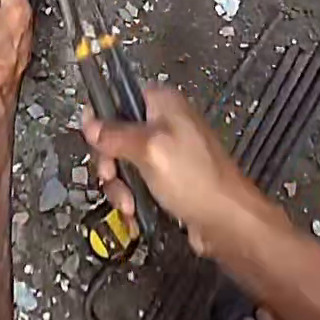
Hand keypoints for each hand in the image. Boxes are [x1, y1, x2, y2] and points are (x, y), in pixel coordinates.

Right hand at [81, 84, 269, 254]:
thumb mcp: (149, 149)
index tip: (94, 140)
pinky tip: (135, 211)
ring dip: (120, 185)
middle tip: (112, 176)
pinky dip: (131, 195)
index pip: (117, 95)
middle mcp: (163, 122)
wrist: (229, 224)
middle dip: (110, 161)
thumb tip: (90, 124)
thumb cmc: (198, 179)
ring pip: (123, 161)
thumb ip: (115, 134)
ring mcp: (165, 150)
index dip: (100, 118)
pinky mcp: (167, 176)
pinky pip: (136, 180)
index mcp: (161, 102)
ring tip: (129, 203)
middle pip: (115, 133)